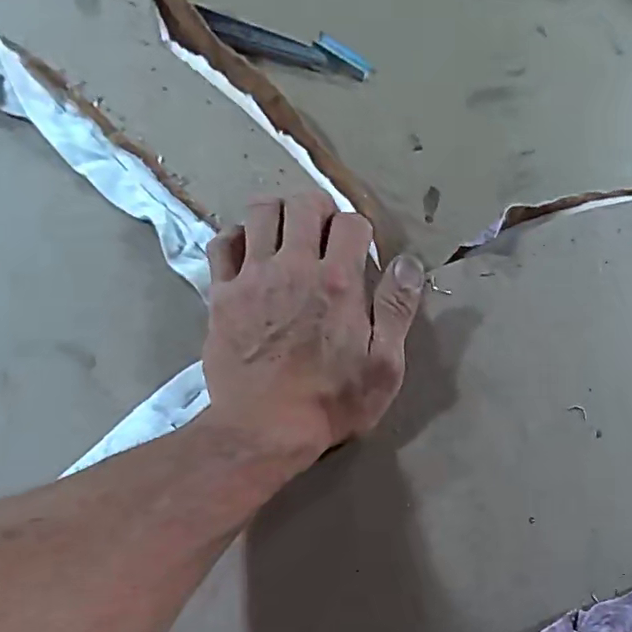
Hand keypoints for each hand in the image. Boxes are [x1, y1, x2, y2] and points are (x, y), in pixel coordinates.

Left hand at [198, 191, 425, 459]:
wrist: (266, 427)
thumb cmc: (333, 402)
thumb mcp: (384, 365)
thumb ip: (398, 310)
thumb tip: (409, 264)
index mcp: (338, 283)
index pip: (352, 224)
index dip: (362, 231)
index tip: (363, 254)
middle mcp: (293, 267)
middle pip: (304, 204)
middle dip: (321, 211)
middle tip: (328, 237)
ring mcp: (252, 277)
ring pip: (261, 212)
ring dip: (280, 215)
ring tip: (291, 239)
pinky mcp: (222, 294)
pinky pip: (223, 242)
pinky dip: (239, 237)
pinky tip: (252, 255)